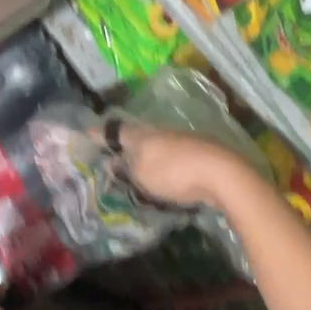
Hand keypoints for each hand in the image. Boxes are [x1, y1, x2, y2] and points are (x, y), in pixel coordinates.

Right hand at [113, 120, 253, 208]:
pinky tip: (167, 178)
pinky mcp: (201, 155)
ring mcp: (183, 142)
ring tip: (139, 172)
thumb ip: (126, 169)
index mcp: (142, 135)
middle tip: (114, 158)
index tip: (88, 134)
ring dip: (148, 158)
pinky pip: (175, 159)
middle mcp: (160, 133)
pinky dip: (166, 167)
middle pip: (138, 137)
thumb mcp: (142, 175)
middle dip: (126, 147)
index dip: (101, 134)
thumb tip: (115, 163)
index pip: (116, 130)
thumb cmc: (173, 173)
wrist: (222, 174)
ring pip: (158, 147)